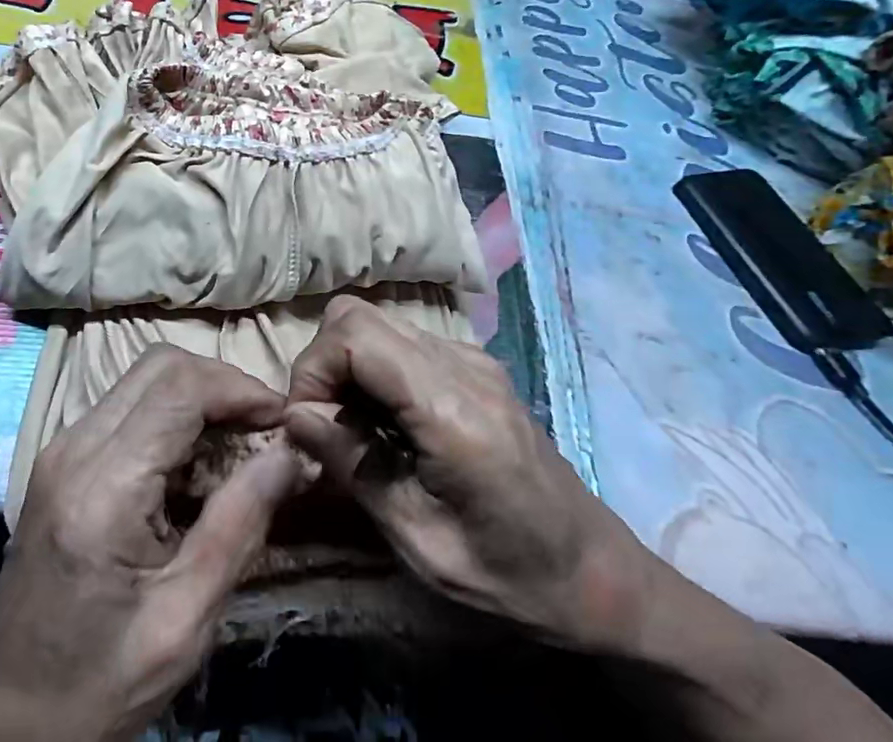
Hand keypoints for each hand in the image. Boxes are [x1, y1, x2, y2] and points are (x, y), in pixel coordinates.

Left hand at [0, 345, 304, 741]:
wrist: (6, 713)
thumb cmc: (100, 680)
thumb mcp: (186, 617)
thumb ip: (241, 523)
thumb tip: (293, 453)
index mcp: (103, 487)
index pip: (179, 386)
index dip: (241, 389)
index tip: (285, 422)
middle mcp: (73, 447)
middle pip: (159, 365)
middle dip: (222, 384)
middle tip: (264, 432)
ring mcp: (60, 448)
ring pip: (141, 379)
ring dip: (197, 398)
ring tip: (237, 450)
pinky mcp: (60, 460)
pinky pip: (125, 408)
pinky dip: (170, 418)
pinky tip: (193, 466)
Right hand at [283, 298, 651, 651]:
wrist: (597, 574)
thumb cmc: (510, 576)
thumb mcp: (420, 542)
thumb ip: (354, 466)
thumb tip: (295, 415)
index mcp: (453, 411)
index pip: (354, 336)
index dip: (313, 371)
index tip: (309, 427)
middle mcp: (463, 366)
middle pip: (356, 316)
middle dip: (321, 364)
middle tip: (323, 425)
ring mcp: (472, 359)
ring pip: (373, 323)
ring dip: (344, 367)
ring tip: (353, 429)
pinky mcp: (473, 366)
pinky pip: (398, 342)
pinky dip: (370, 371)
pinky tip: (385, 424)